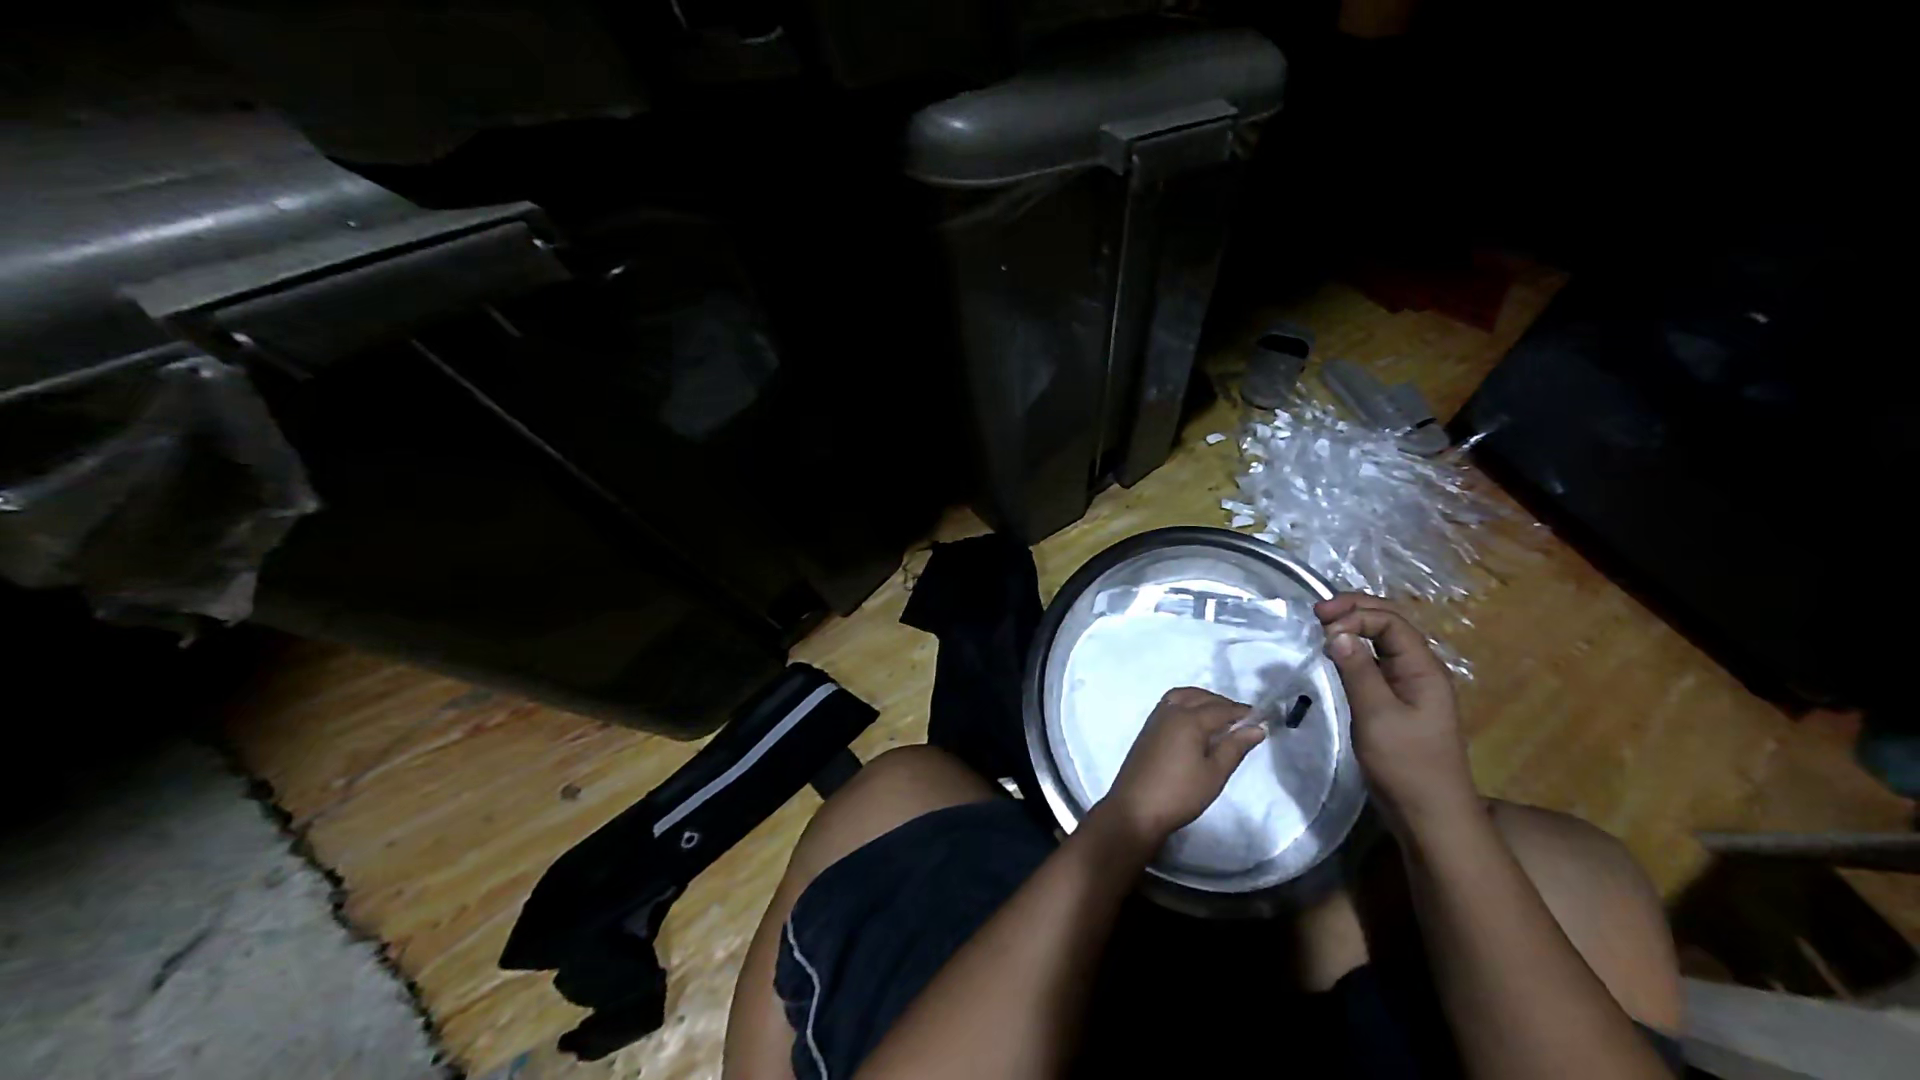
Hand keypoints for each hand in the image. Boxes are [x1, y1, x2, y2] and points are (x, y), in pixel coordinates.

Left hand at [1091, 688, 1265, 854]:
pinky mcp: (1147, 729)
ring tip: (1220, 717)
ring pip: (1182, 696)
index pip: (1221, 709)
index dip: (1242, 712)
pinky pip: (1170, 704)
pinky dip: (1186, 704)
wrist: (1135, 808)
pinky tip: (1195, 723)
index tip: (1261, 718)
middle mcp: (1170, 712)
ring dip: (1202, 699)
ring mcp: (1156, 718)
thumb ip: (1235, 747)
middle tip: (1242, 719)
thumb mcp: (1214, 773)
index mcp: (1188, 719)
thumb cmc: (1180, 793)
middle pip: (1201, 697)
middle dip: (1223, 703)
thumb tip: (1257, 728)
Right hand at [1314, 593, 1478, 835]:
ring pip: (1383, 641)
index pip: (1391, 622)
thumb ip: (1357, 670)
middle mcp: (1420, 670)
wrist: (1429, 813)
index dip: (1355, 614)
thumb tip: (1337, 632)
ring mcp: (1409, 685)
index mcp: (1424, 669)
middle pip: (1390, 624)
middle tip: (1317, 612)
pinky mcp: (1396, 700)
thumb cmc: (1406, 764)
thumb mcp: (1377, 715)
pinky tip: (1336, 653)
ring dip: (1354, 627)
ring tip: (1323, 626)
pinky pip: (1376, 662)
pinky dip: (1354, 649)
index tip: (1320, 622)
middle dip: (1355, 611)